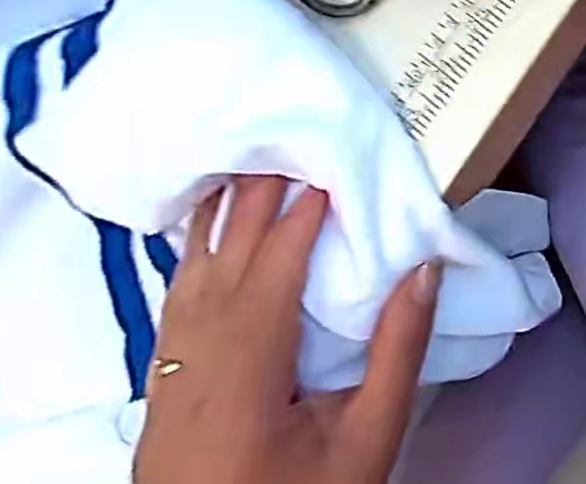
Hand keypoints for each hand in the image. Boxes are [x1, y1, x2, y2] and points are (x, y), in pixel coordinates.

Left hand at [134, 175, 440, 483]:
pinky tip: (202, 234)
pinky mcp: (159, 393)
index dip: (299, 221)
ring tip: (240, 169)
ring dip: (217, 221)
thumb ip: (399, 351)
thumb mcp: (370, 441)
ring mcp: (166, 384)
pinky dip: (191, 257)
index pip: (272, 279)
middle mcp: (194, 373)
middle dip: (253, 202)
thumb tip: (426, 266)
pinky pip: (174, 306)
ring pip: (189, 282)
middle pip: (223, 267)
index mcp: (246, 383)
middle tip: (281, 145)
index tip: (328, 171)